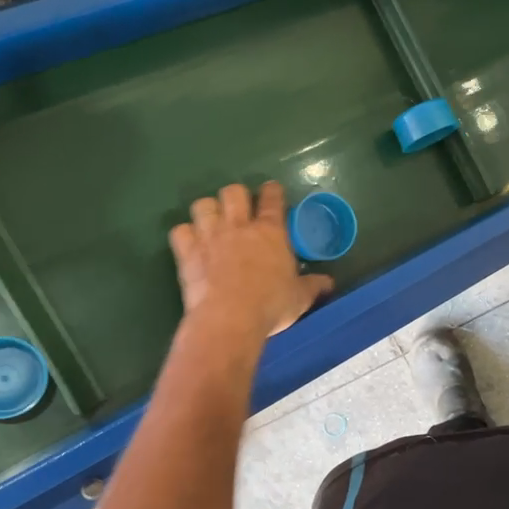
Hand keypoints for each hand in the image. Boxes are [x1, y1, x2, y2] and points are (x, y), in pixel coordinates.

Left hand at [168, 182, 332, 338]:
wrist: (230, 318)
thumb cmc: (271, 305)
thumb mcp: (300, 298)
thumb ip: (313, 286)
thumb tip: (329, 283)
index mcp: (271, 232)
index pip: (272, 199)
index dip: (272, 191)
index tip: (271, 190)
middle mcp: (239, 226)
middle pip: (233, 192)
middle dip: (236, 196)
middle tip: (239, 209)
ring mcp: (210, 236)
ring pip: (203, 205)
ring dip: (208, 211)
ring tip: (211, 222)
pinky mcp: (188, 252)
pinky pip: (180, 230)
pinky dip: (185, 234)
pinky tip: (190, 242)